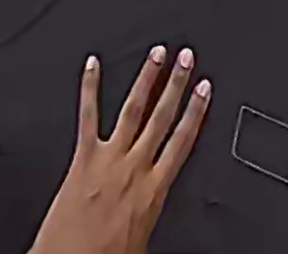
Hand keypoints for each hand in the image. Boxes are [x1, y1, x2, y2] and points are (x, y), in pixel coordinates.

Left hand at [27, 46, 211, 253]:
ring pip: (133, 109)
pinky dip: (90, 88)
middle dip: (176, 84)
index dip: (196, 112)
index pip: (181, 142)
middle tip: (186, 57)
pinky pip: (88, 116)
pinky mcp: (83, 158)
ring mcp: (109, 159)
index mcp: (152, 192)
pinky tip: (92, 64)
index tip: (204, 88)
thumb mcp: (142, 240)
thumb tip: (156, 200)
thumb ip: (150, 209)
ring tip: (156, 53)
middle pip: (162, 117)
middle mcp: (134, 169)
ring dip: (146, 78)